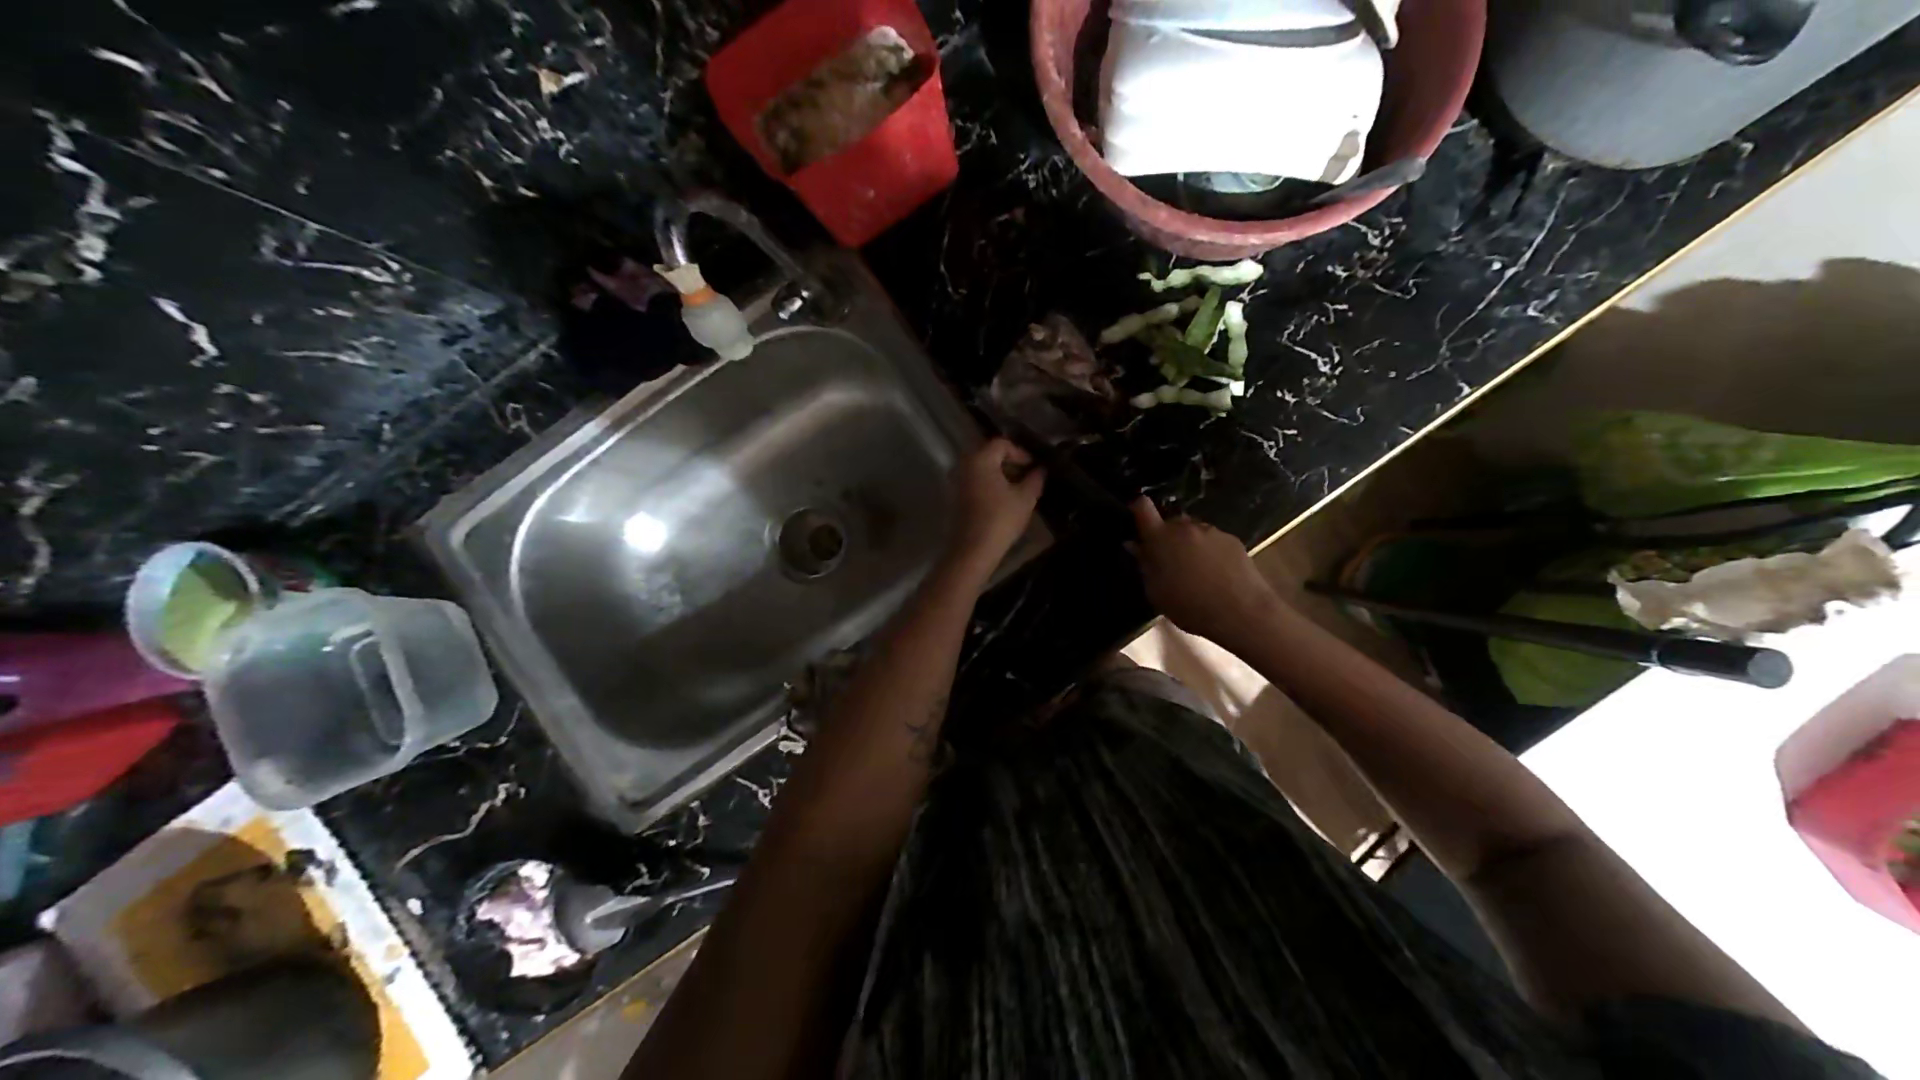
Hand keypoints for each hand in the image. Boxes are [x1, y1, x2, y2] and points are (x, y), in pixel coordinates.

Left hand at [947, 438, 1044, 577]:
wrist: (973, 549)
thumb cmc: (1001, 519)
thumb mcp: (1025, 498)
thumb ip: (1035, 478)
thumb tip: (1041, 469)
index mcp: (980, 459)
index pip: (1001, 444)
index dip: (1020, 452)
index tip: (1034, 467)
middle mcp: (964, 465)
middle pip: (989, 454)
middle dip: (1010, 462)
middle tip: (1027, 475)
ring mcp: (957, 482)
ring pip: (981, 469)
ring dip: (1000, 474)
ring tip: (1018, 488)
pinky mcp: (956, 497)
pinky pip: (975, 482)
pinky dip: (989, 484)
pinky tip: (1003, 499)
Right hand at [1128, 496, 1278, 647]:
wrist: (1241, 613)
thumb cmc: (1189, 606)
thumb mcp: (1156, 592)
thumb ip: (1144, 565)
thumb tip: (1136, 545)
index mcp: (1161, 537)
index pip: (1142, 507)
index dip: (1136, 508)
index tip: (1135, 518)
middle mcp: (1185, 527)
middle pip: (1170, 521)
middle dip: (1166, 536)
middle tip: (1168, 559)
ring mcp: (1211, 531)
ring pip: (1193, 531)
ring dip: (1189, 543)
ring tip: (1195, 570)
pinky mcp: (1233, 539)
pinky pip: (1213, 540)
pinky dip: (1209, 551)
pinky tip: (1216, 573)